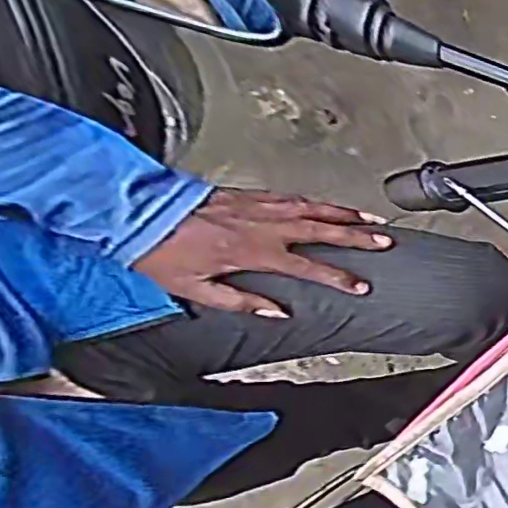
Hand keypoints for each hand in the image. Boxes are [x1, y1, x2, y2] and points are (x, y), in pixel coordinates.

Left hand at [134, 189, 394, 317]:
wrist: (122, 208)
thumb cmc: (155, 249)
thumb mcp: (192, 287)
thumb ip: (240, 301)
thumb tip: (277, 312)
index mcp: (254, 252)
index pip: (310, 268)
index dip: (339, 278)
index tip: (361, 286)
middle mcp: (262, 227)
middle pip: (322, 231)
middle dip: (358, 237)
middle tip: (385, 241)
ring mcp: (256, 207)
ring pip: (313, 209)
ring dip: (346, 215)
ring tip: (372, 220)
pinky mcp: (246, 195)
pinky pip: (291, 197)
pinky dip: (316, 201)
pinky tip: (329, 205)